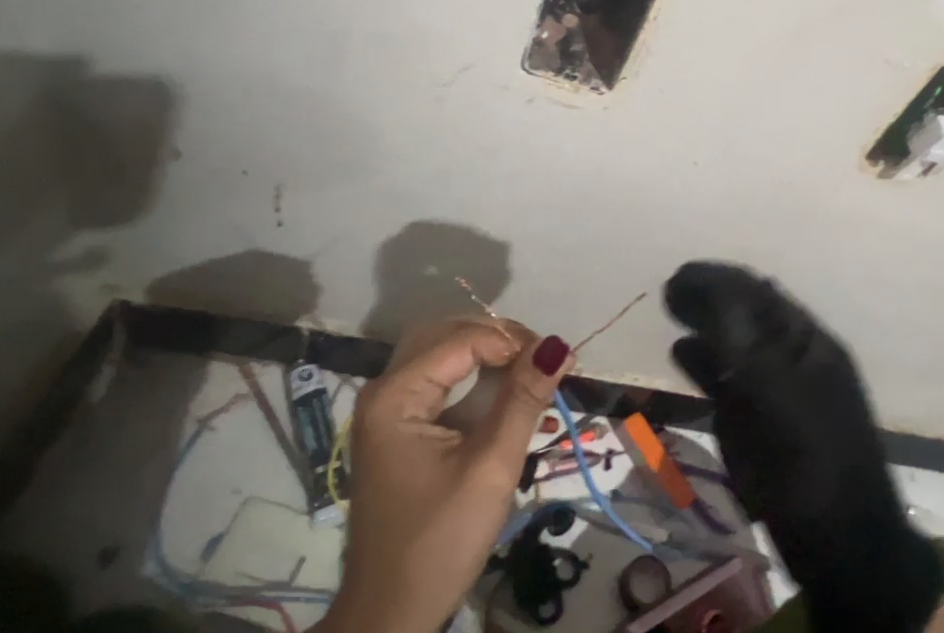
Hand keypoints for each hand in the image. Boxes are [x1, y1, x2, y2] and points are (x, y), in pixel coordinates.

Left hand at [318, 318, 573, 632]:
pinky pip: (441, 384)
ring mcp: (389, 411)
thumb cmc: (441, 540)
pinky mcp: (401, 430)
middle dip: (499, 340)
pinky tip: (509, 392)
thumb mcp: (491, 467)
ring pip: (444, 356)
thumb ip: (523, 400)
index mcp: (394, 396)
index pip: (461, 340)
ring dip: (489, 356)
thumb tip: (558, 347)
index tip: (558, 362)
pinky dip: (476, 379)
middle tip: (546, 362)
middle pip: (447, 337)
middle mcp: (385, 391)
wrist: (393, 610)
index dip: (511, 341)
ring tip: (534, 372)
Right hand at [665, 262, 943, 632]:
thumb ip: (750, 350)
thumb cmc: (817, 466)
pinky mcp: (750, 424)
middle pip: (744, 315)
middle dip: (709, 295)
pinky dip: (701, 362)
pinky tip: (680, 351)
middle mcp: (789, 360)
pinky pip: (723, 381)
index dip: (723, 280)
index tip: (683, 274)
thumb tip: (717, 295)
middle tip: (670, 288)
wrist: (839, 544)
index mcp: (809, 346)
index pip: (761, 297)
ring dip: (703, 323)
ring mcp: (769, 392)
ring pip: (731, 345)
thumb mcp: (785, 403)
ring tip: (670, 305)